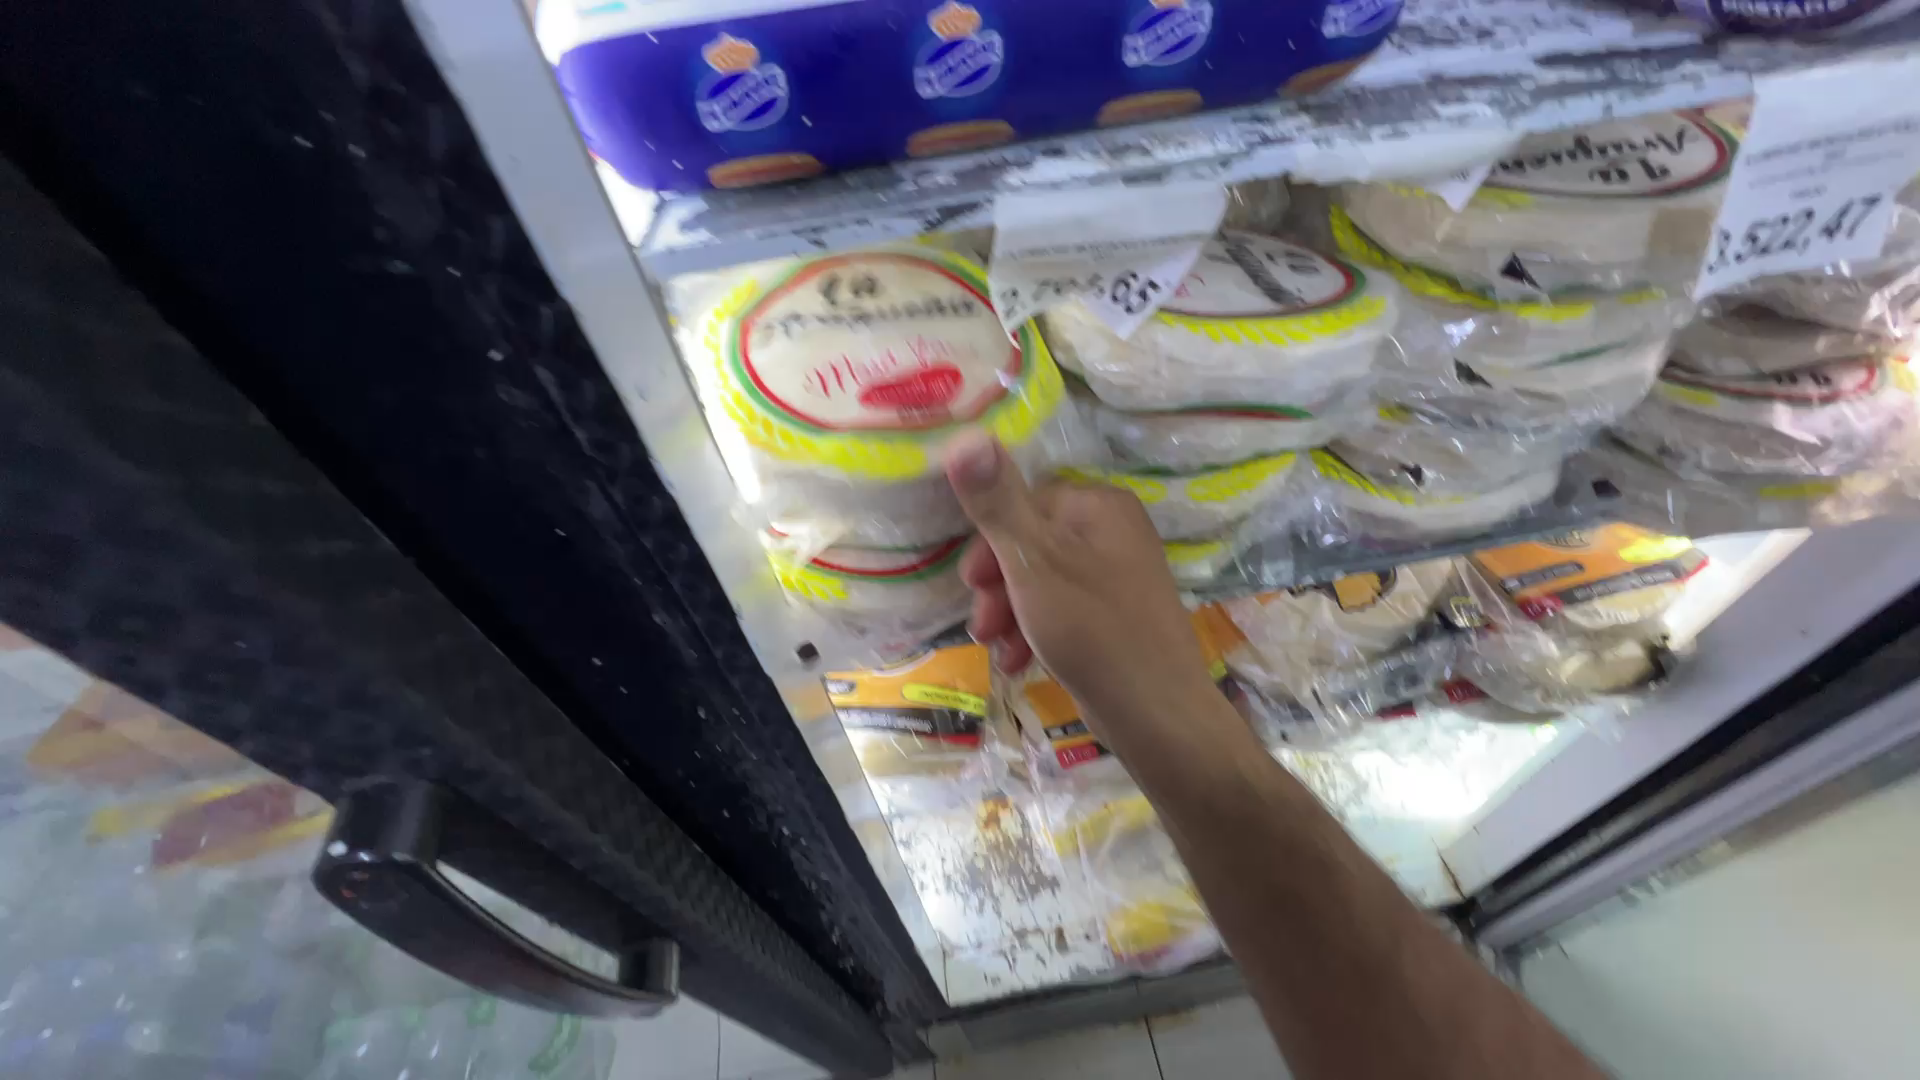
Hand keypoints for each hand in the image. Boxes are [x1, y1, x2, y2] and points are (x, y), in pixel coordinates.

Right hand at [942, 432, 1217, 729]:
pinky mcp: (1119, 615)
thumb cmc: (1091, 630)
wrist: (1158, 714)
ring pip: (1043, 580)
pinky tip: (1019, 662)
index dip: (990, 542)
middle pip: (1032, 543)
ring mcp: (1119, 575)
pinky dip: (1036, 629)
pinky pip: (1064, 608)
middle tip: (981, 624)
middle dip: (997, 585)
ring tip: (995, 648)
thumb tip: (965, 435)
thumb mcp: (1033, 562)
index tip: (970, 583)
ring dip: (1010, 612)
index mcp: (1099, 506)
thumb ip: (997, 503)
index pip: (1026, 502)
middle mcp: (1114, 531)